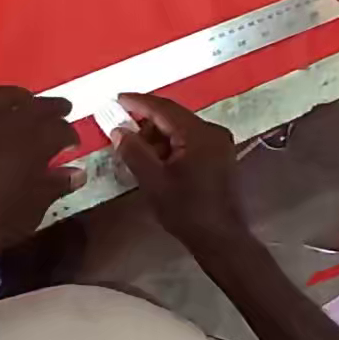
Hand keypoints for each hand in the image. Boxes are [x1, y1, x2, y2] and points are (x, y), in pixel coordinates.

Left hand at [0, 86, 81, 276]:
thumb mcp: (28, 214)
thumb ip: (52, 188)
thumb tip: (74, 173)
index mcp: (29, 145)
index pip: (58, 129)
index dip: (70, 134)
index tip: (74, 143)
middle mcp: (4, 126)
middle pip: (34, 105)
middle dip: (52, 107)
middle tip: (63, 110)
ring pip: (4, 97)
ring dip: (22, 98)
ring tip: (30, 105)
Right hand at [110, 92, 246, 244]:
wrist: (221, 240)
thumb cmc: (186, 210)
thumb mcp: (153, 181)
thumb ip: (134, 151)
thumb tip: (118, 129)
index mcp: (198, 134)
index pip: (163, 108)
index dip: (138, 102)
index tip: (117, 98)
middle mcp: (213, 132)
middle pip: (173, 117)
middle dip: (146, 122)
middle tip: (122, 131)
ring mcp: (219, 144)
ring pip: (181, 129)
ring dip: (157, 136)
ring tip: (136, 151)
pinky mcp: (220, 157)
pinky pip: (189, 141)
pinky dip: (170, 145)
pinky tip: (156, 160)